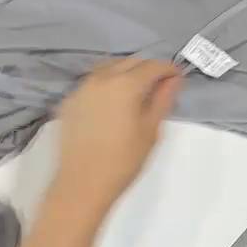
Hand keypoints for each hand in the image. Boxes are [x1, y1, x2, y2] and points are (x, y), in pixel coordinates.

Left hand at [51, 58, 181, 208]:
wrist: (82, 184)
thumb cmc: (123, 160)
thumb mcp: (150, 130)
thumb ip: (162, 99)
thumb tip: (174, 79)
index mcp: (125, 84)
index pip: (152, 66)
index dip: (168, 69)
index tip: (177, 77)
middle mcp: (101, 78)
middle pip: (129, 62)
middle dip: (147, 68)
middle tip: (160, 84)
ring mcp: (81, 87)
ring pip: (108, 68)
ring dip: (125, 72)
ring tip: (136, 90)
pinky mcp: (69, 100)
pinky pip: (92, 82)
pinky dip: (106, 84)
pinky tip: (111, 102)